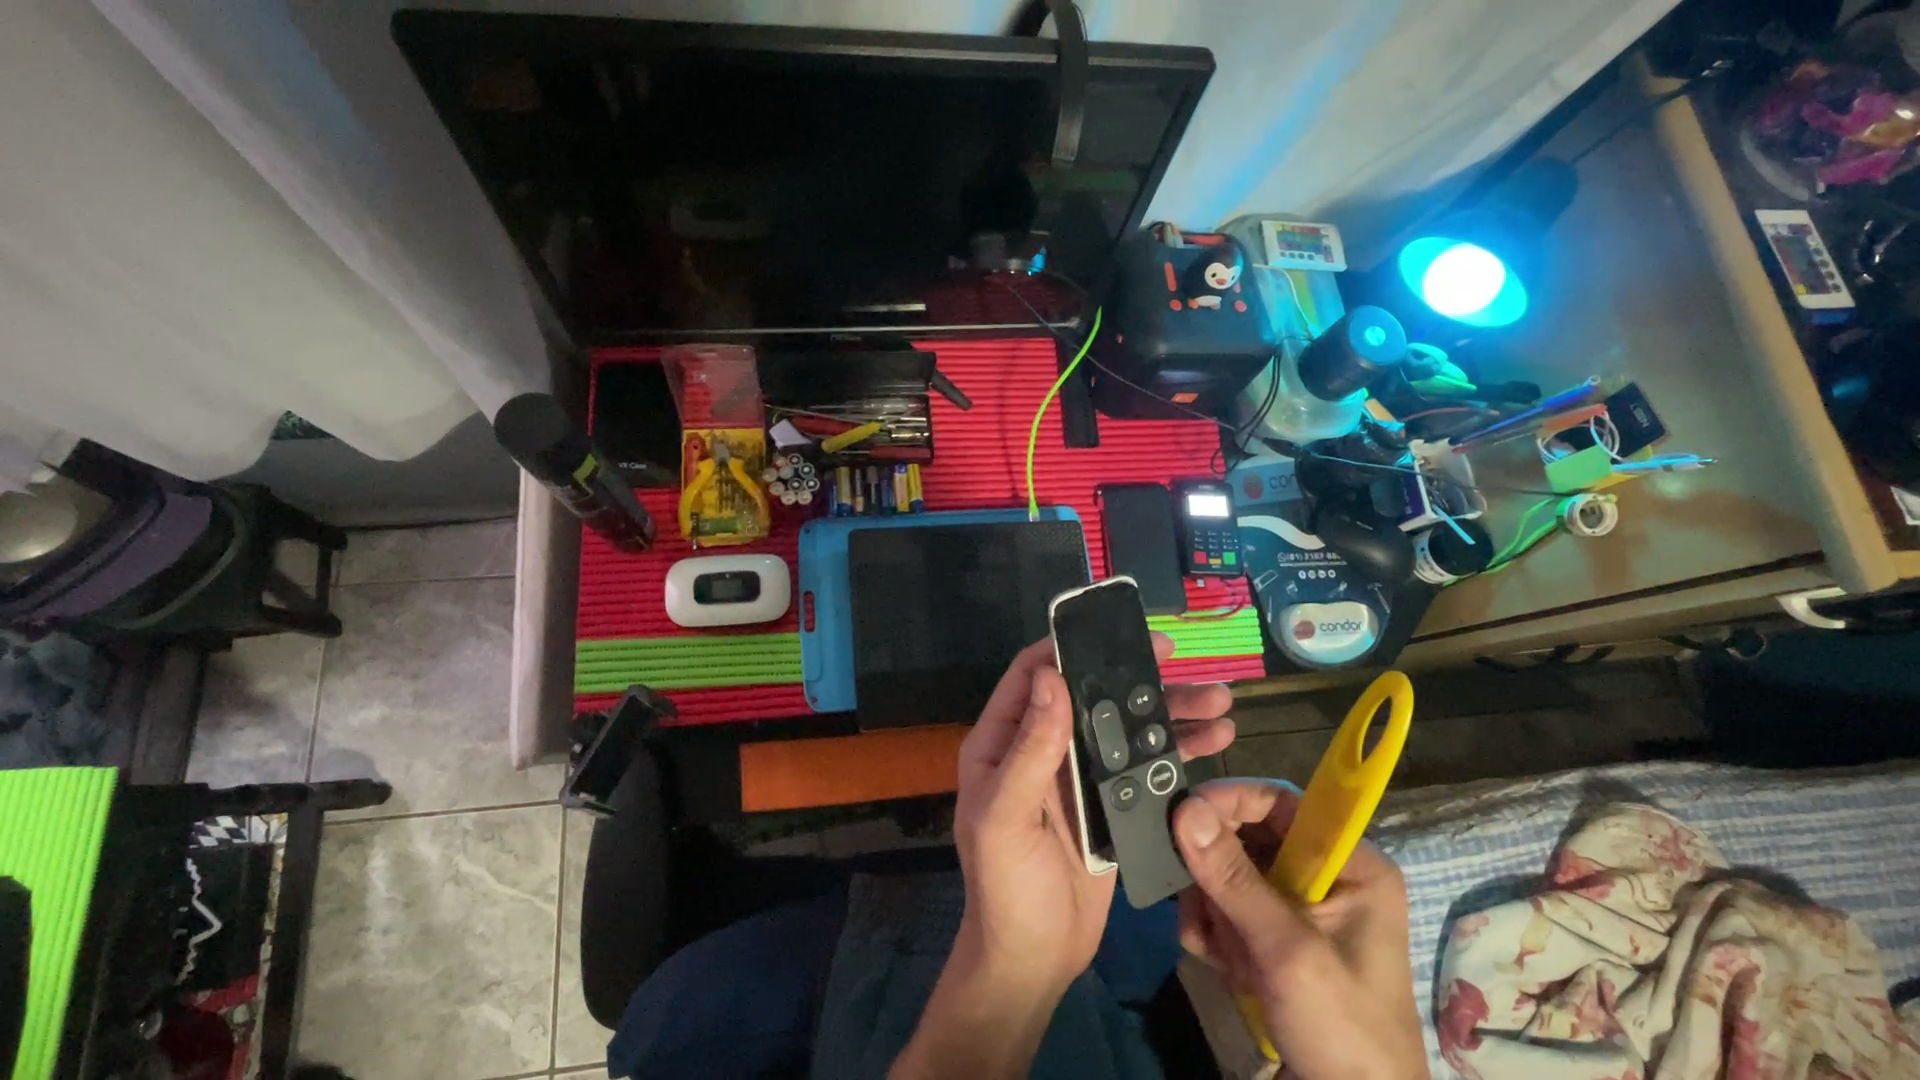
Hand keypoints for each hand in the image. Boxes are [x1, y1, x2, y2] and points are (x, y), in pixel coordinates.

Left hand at [891, 634, 1233, 1078]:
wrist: (1033, 962)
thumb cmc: (1005, 889)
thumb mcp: (1004, 818)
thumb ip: (1029, 750)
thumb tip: (1051, 678)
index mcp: (1003, 746)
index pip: (1033, 678)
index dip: (1072, 650)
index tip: (1119, 634)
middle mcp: (1041, 753)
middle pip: (1091, 699)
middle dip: (1138, 679)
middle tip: (1186, 663)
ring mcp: (1079, 782)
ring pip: (1125, 731)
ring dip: (1169, 715)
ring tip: (1221, 706)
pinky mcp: (1111, 810)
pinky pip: (1144, 770)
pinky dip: (1176, 754)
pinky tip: (1215, 745)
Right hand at [1174, 779, 1427, 1079]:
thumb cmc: (1341, 1028)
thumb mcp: (1286, 950)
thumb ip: (1234, 879)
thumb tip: (1185, 809)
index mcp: (1352, 864)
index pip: (1281, 803)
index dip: (1230, 802)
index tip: (1180, 817)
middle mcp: (1326, 876)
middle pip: (1247, 839)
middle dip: (1216, 875)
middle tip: (1198, 906)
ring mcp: (1300, 909)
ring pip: (1229, 875)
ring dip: (1212, 911)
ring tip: (1219, 952)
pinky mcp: (1278, 938)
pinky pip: (1228, 910)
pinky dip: (1216, 934)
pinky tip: (1224, 967)